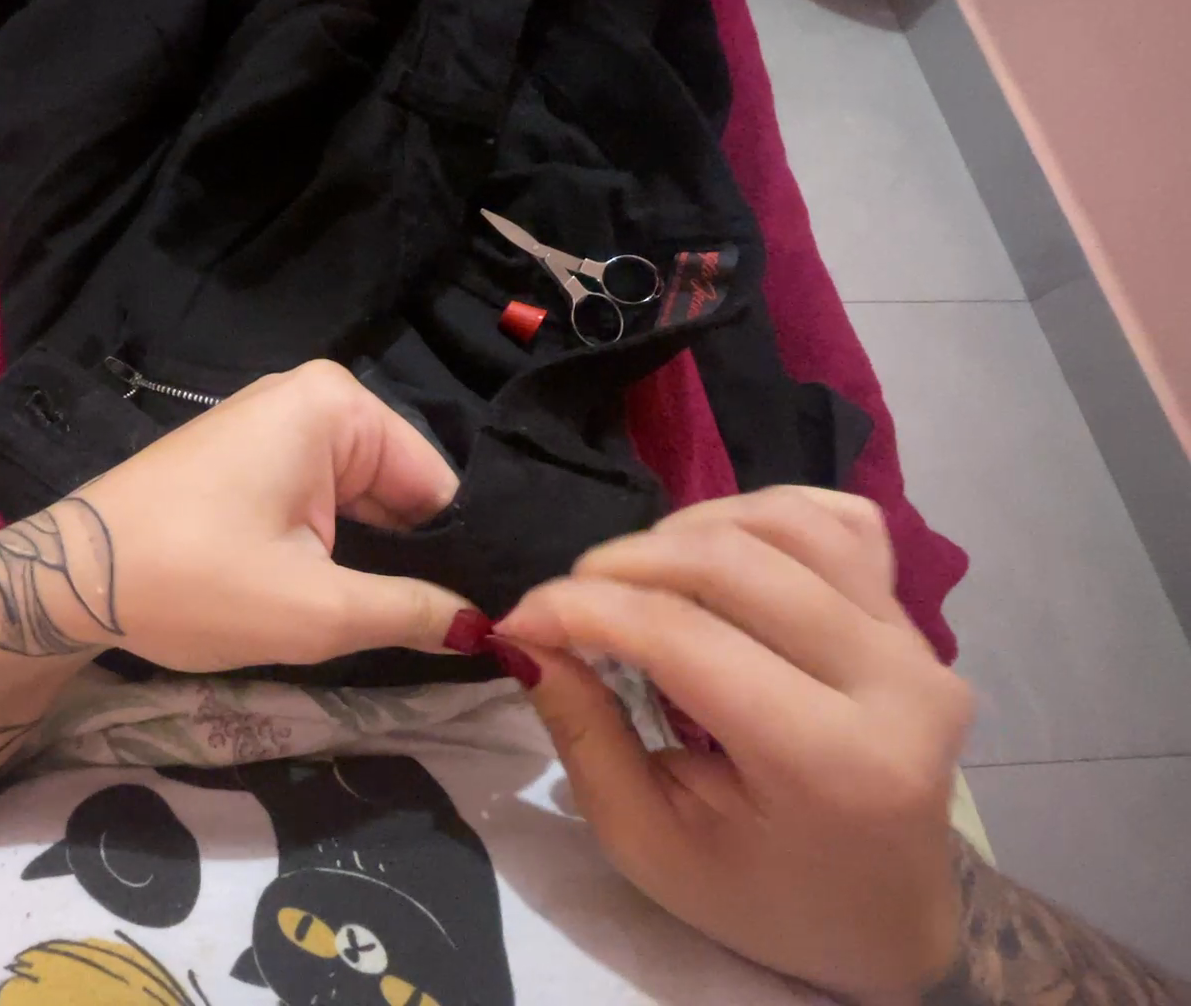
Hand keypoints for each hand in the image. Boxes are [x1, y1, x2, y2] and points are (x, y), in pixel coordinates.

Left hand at [75, 360, 478, 672]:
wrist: (70, 579)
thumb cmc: (194, 582)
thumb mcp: (317, 610)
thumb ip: (413, 613)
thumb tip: (490, 629)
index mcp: (337, 406)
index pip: (436, 487)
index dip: (461, 557)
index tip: (485, 622)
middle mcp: (309, 400)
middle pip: (398, 491)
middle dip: (413, 560)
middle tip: (447, 638)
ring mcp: (272, 427)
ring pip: (358, 502)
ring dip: (370, 560)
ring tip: (398, 626)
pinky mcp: (246, 459)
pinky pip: (317, 501)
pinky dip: (331, 548)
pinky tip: (341, 594)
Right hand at [495, 487, 972, 1001]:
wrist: (884, 916)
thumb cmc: (755, 893)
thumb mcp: (642, 838)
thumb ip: (580, 730)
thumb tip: (525, 637)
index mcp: (831, 763)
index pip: (681, 636)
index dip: (577, 610)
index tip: (516, 621)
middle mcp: (893, 683)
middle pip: (728, 560)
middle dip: (614, 564)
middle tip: (563, 604)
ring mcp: (915, 640)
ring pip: (780, 521)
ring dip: (677, 533)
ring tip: (631, 580)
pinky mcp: (911, 616)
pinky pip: (833, 519)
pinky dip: (753, 514)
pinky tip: (709, 552)